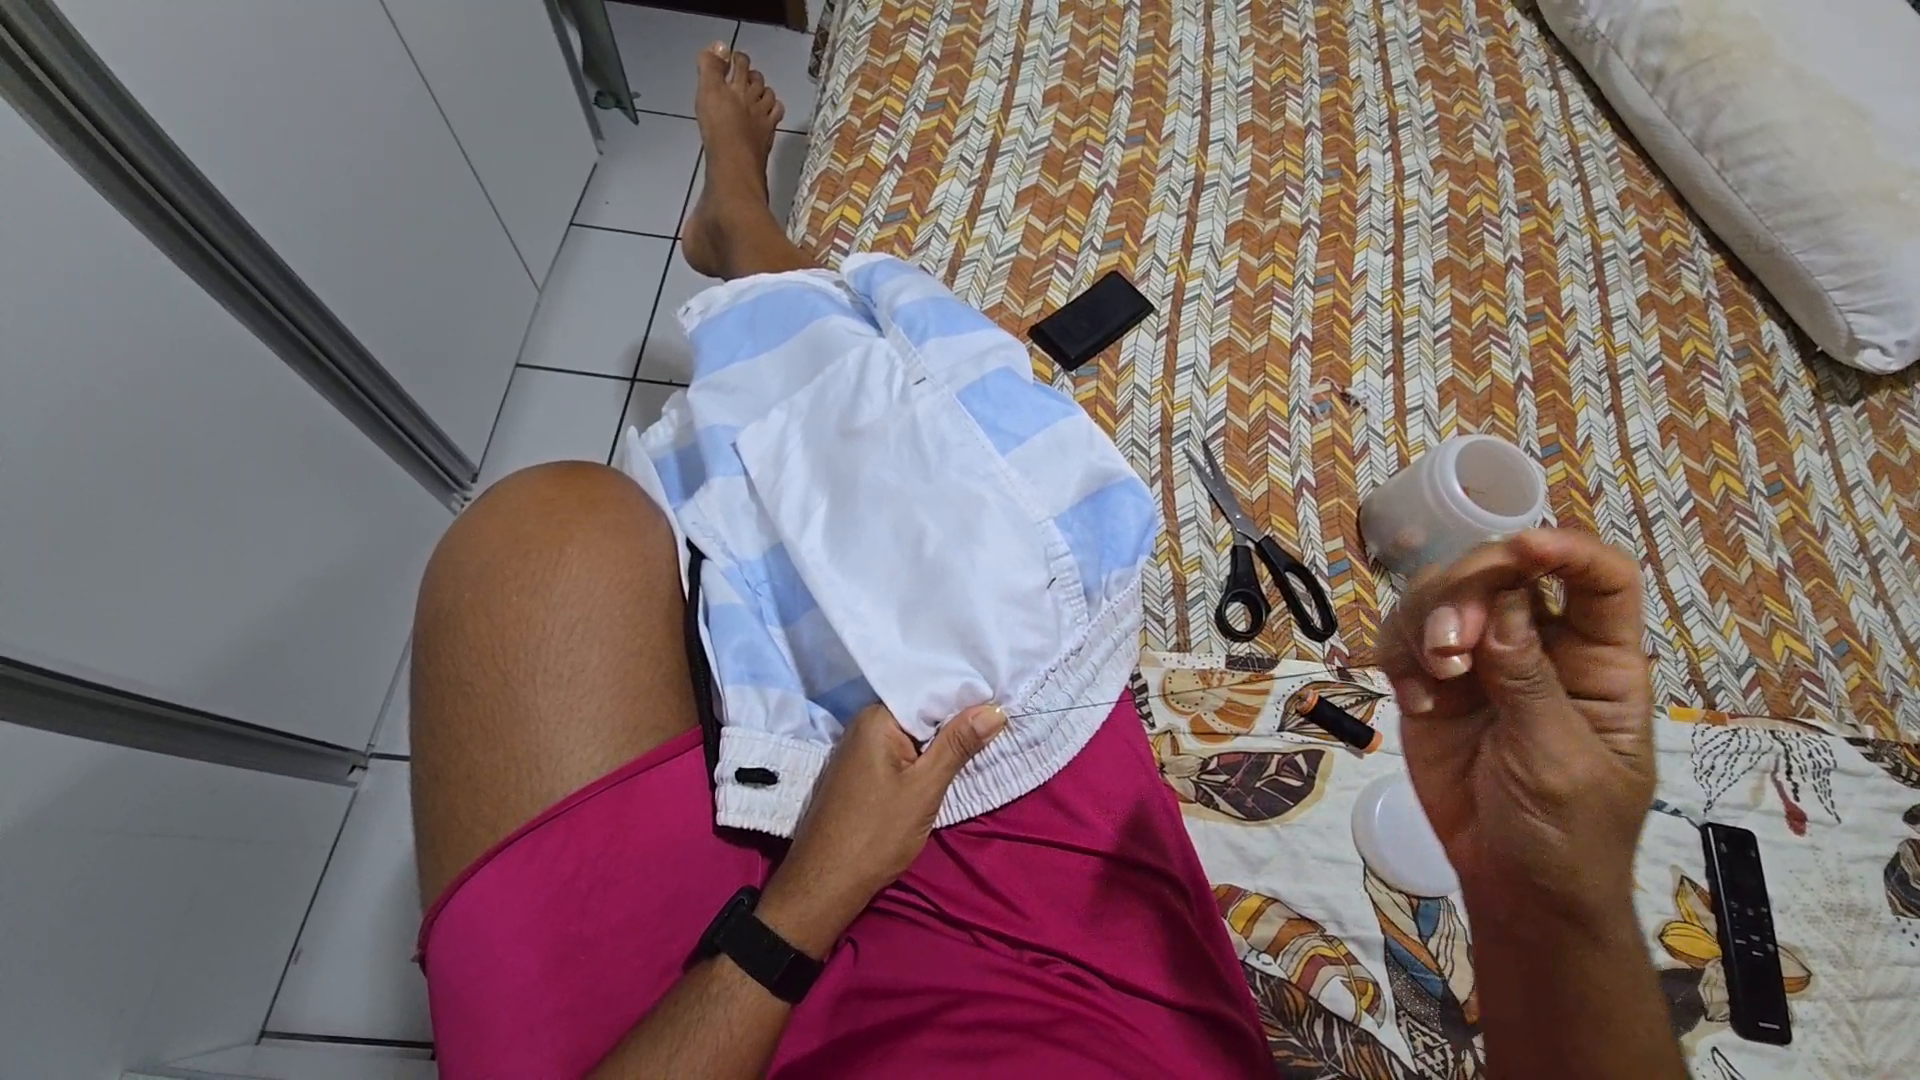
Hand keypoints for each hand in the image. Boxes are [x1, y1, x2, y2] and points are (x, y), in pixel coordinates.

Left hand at [757, 702, 1005, 955]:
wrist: (825, 885)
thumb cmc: (876, 835)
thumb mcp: (925, 788)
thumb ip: (959, 744)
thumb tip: (996, 708)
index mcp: (878, 717)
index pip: (930, 690)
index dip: (967, 695)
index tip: (1003, 697)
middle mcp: (865, 724)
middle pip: (922, 710)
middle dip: (958, 717)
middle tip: (1003, 716)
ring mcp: (861, 747)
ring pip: (913, 732)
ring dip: (943, 739)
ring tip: (988, 731)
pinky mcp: (862, 769)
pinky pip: (901, 749)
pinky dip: (925, 754)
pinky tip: (950, 758)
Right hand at [1378, 529, 1654, 927]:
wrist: (1512, 882)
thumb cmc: (1567, 830)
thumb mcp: (1559, 758)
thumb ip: (1528, 679)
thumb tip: (1505, 600)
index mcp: (1599, 661)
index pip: (1600, 581)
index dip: (1567, 551)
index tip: (1520, 547)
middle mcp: (1537, 646)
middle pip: (1500, 575)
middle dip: (1467, 595)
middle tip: (1451, 649)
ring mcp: (1479, 662)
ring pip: (1440, 599)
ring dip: (1426, 626)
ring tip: (1432, 679)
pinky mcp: (1429, 682)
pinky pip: (1402, 638)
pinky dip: (1399, 658)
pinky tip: (1414, 702)